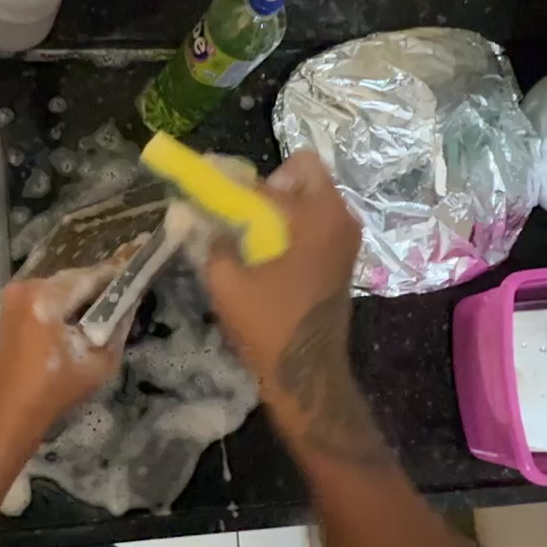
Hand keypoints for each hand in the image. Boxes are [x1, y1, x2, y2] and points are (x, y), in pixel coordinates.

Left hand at [0, 265, 125, 440]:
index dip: (116, 275)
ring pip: (57, 286)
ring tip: (101, 309)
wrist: (11, 411)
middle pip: (72, 279)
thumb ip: (118, 324)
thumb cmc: (57, 390)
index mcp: (45, 298)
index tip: (136, 271)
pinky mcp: (8, 307)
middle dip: (96, 287)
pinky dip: (60, 302)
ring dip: (78, 295)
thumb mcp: (101, 361)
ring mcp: (13, 296)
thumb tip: (130, 300)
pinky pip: (42, 296)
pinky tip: (76, 318)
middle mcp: (25, 287)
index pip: (90, 277)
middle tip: (121, 295)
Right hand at [197, 150, 360, 390]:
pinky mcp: (343, 257)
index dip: (231, 185)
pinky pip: (317, 221)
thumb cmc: (267, 325)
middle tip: (241, 213)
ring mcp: (346, 238)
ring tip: (250, 236)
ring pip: (312, 196)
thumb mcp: (226, 281)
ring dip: (281, 206)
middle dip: (269, 184)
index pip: (265, 184)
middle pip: (304, 173)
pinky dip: (292, 226)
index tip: (207, 188)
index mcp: (315, 217)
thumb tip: (199, 217)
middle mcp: (340, 218)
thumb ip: (210, 241)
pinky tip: (267, 255)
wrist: (306, 373)